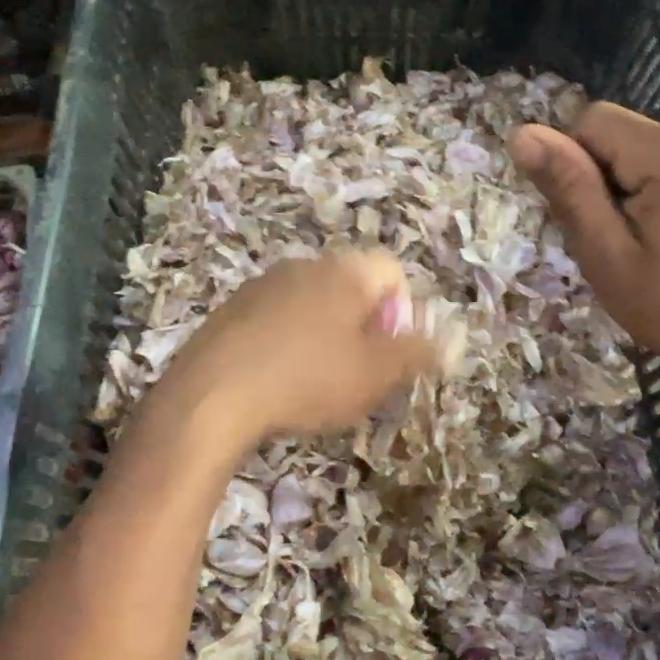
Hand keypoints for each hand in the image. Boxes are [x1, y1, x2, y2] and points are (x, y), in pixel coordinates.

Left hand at [151, 250, 440, 451]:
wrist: (211, 395)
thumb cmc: (306, 380)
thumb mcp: (375, 375)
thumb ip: (416, 353)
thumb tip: (447, 340)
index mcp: (344, 271)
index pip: (392, 272)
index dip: (402, 314)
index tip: (388, 355)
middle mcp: (305, 264)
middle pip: (352, 287)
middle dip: (363, 328)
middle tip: (357, 374)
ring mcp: (263, 283)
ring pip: (313, 303)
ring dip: (324, 336)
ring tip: (314, 383)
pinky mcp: (232, 308)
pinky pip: (277, 317)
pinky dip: (286, 342)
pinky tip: (275, 382)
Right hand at [510, 104, 659, 402]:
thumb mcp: (608, 257)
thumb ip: (568, 188)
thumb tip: (521, 134)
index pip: (594, 121)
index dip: (580, 168)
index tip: (602, 221)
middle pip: (630, 136)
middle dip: (616, 180)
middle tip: (634, 243)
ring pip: (659, 148)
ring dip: (648, 185)